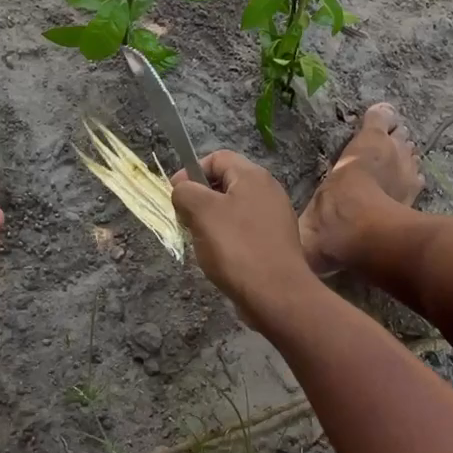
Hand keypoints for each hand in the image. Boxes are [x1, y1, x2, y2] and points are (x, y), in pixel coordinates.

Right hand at [171, 151, 318, 322]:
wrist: (276, 294)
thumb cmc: (236, 247)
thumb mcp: (201, 212)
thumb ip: (185, 192)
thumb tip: (183, 190)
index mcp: (252, 176)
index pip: (216, 158)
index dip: (191, 171)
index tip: (176, 196)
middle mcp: (268, 190)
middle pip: (225, 183)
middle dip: (200, 199)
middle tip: (186, 221)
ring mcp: (275, 216)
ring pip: (233, 208)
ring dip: (212, 221)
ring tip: (201, 241)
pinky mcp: (276, 241)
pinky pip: (245, 230)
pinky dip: (229, 238)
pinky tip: (221, 257)